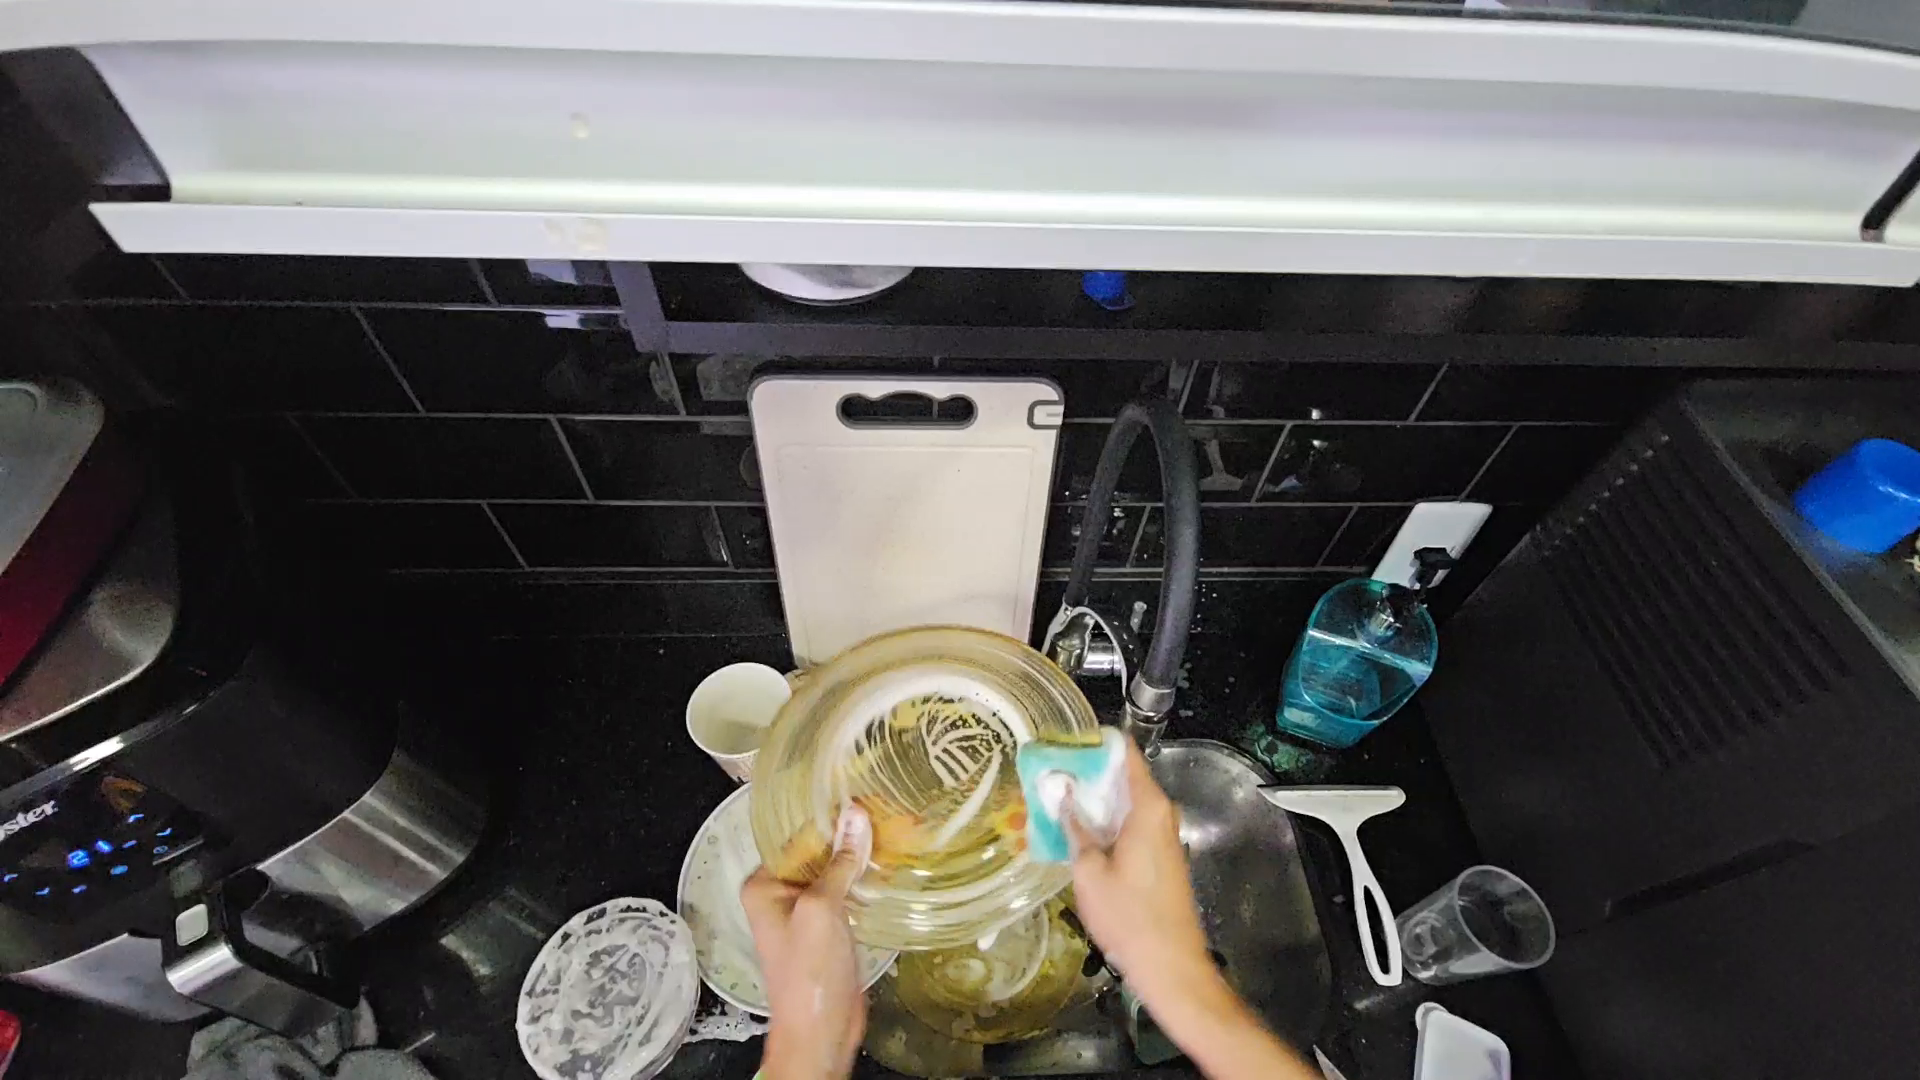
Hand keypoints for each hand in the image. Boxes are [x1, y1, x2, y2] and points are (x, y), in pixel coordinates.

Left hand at [741, 805, 872, 1079]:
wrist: (821, 1036)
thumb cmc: (810, 973)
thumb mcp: (822, 910)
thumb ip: (839, 862)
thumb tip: (855, 814)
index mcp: (764, 884)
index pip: (801, 836)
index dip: (835, 818)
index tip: (868, 796)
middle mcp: (781, 892)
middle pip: (819, 850)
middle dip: (852, 833)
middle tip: (890, 808)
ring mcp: (806, 910)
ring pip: (836, 869)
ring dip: (862, 854)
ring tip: (897, 827)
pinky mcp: (828, 925)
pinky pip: (846, 889)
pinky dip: (865, 876)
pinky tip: (890, 861)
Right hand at [1064, 742, 1220, 1008]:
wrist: (1171, 967)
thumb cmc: (1129, 916)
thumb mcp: (1089, 871)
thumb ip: (1075, 827)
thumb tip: (1062, 795)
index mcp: (1148, 806)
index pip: (1125, 752)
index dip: (1094, 742)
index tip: (1064, 741)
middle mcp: (1160, 812)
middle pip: (1123, 776)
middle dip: (1087, 772)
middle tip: (1050, 770)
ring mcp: (1162, 834)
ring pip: (1125, 801)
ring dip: (1094, 799)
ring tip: (1055, 796)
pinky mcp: (1160, 855)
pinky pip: (1130, 823)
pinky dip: (1106, 820)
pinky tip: (1077, 829)